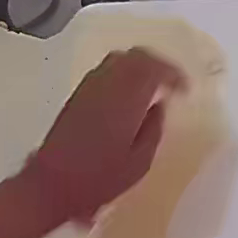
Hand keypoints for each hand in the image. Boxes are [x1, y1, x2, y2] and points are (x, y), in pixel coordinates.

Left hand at [20, 48, 184, 224]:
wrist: (52, 182)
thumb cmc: (100, 178)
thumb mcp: (140, 161)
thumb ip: (154, 128)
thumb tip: (158, 107)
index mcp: (127, 96)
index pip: (155, 68)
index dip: (174, 75)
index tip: (185, 90)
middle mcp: (107, 82)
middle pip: (137, 56)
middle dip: (159, 65)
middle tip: (171, 83)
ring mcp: (89, 85)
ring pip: (119, 59)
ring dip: (139, 66)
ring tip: (152, 86)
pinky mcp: (77, 94)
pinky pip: (106, 70)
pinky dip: (123, 73)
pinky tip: (128, 94)